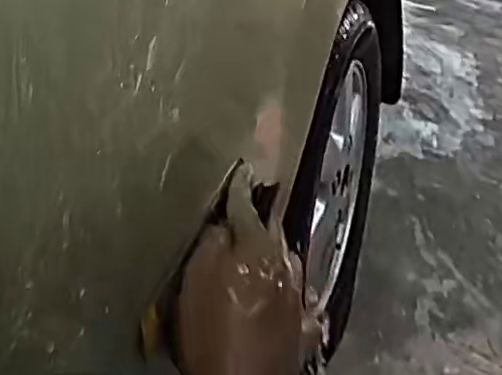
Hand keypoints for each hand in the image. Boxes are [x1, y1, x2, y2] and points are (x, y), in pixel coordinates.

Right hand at [176, 164, 323, 374]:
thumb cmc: (211, 325)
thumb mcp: (197, 274)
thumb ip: (213, 239)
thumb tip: (225, 223)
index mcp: (258, 246)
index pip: (246, 205)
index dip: (240, 186)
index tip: (242, 168)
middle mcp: (285, 267)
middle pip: (273, 232)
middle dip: (262, 217)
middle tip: (251, 204)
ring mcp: (298, 302)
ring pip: (290, 263)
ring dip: (278, 251)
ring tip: (266, 245)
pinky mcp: (303, 334)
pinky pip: (304, 304)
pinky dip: (297, 293)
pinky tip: (295, 293)